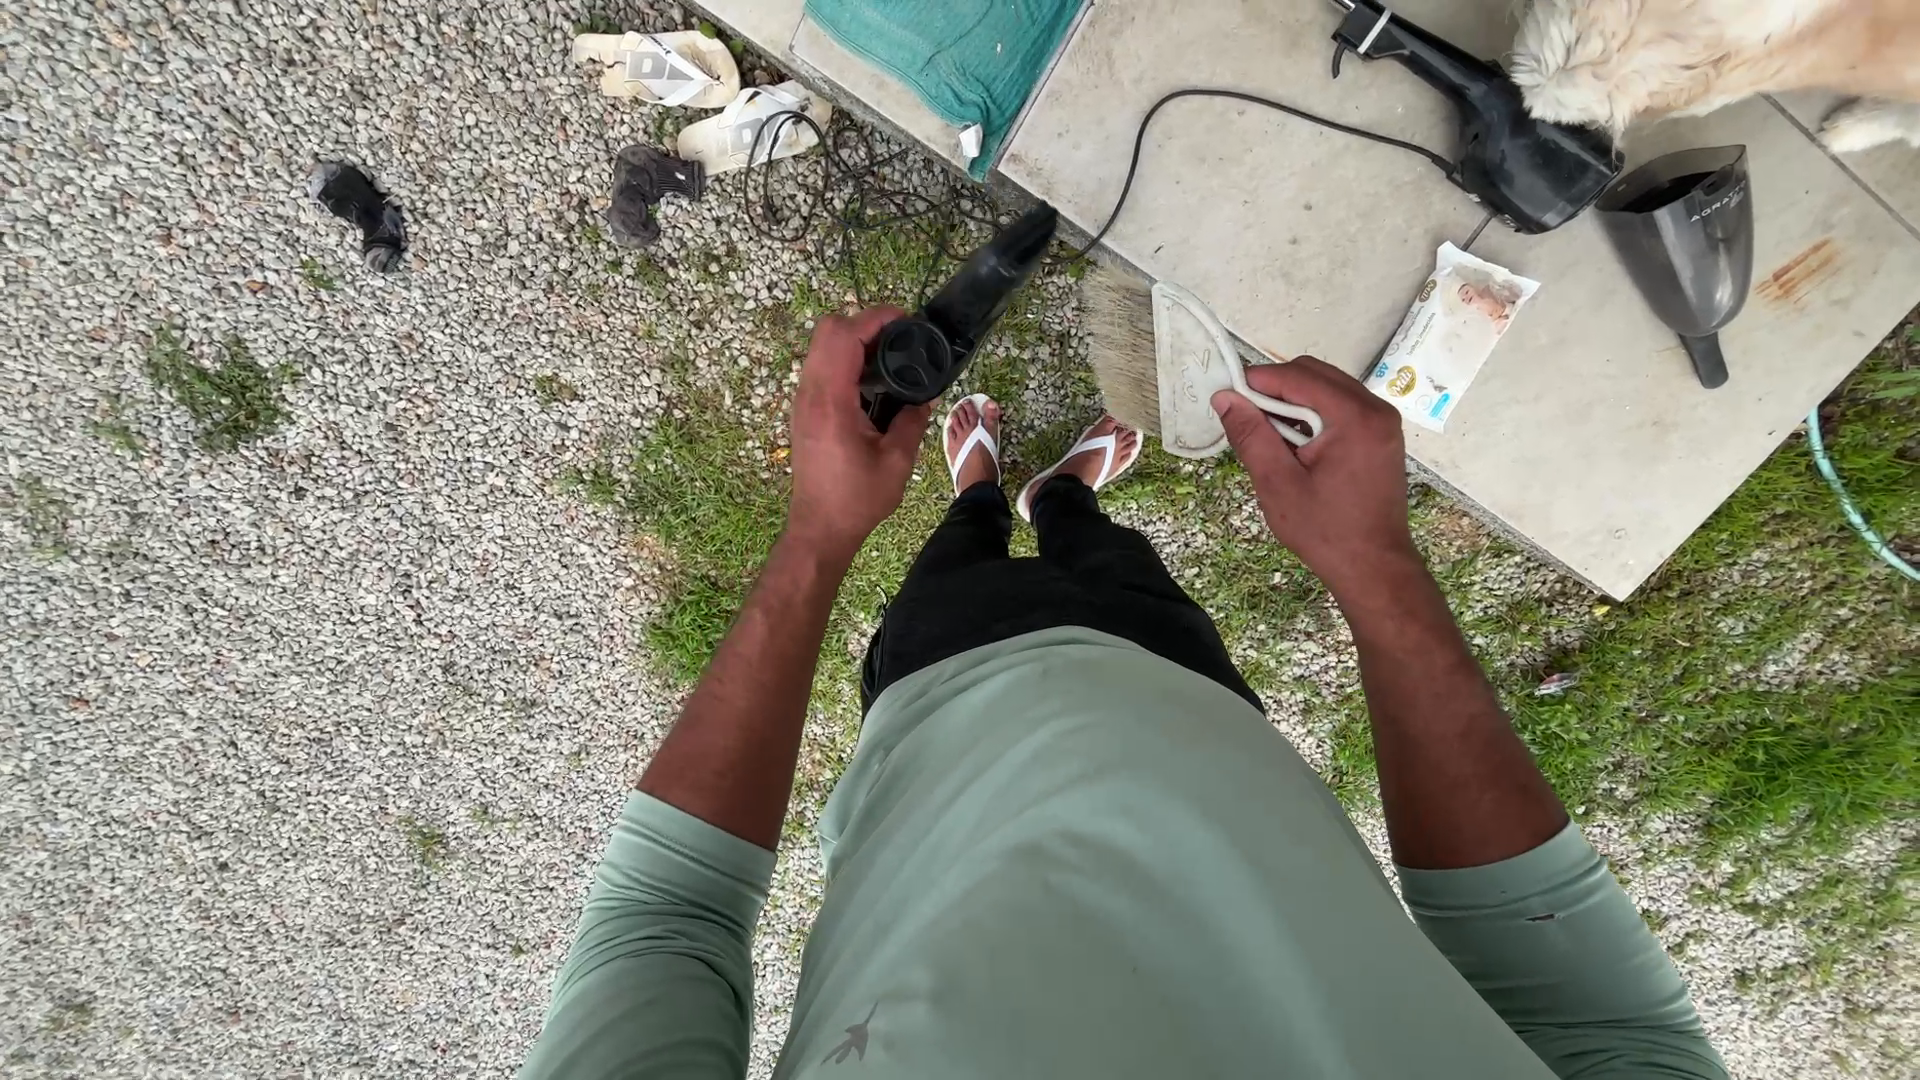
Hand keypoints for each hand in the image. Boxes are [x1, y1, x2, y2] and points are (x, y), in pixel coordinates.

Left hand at [786, 307, 933, 562]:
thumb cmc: (857, 499)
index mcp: (831, 401)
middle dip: (864, 323)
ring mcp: (802, 401)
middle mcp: (809, 394)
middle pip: (827, 330)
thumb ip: (913, 420)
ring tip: (889, 357)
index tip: (906, 321)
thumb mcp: (897, 461)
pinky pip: (821, 367)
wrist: (820, 527)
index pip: (843, 336)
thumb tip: (926, 395)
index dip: (875, 319)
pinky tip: (872, 381)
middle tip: (898, 338)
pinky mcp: (804, 411)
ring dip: (853, 341)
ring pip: (821, 346)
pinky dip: (845, 360)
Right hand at [1211, 357, 1421, 598]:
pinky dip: (1310, 415)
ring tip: (1269, 437)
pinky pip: (1338, 406)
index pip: (1298, 376)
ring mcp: (1382, 421)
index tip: (1227, 398)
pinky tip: (1294, 445)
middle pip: (1314, 374)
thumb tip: (1225, 398)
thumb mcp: (1277, 483)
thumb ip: (1251, 435)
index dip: (1257, 381)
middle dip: (1274, 390)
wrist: (1372, 565)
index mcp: (1355, 418)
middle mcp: (1375, 409)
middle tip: (1246, 420)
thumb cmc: (1323, 529)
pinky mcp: (1379, 435)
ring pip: (1326, 388)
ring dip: (1291, 403)